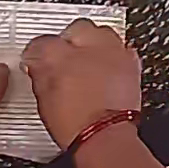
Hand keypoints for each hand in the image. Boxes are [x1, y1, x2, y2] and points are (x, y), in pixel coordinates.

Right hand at [22, 19, 142, 147]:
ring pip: (102, 34)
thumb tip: (39, 66)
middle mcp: (87, 47)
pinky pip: (121, 50)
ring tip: (88, 61)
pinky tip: (106, 69)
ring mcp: (112, 53)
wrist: (105, 138)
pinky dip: (113, 56)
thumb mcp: (45, 100)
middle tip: (65, 57)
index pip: (43, 42)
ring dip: (94, 44)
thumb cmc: (76, 125)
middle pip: (77, 29)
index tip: (38, 59)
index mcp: (58, 55)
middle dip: (70, 40)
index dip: (38, 52)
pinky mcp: (131, 63)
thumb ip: (41, 74)